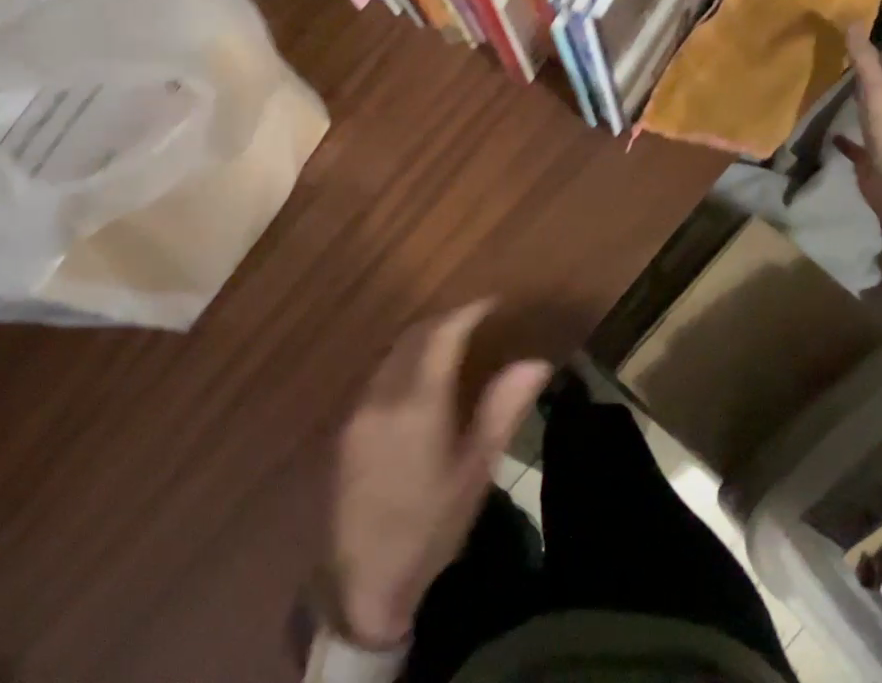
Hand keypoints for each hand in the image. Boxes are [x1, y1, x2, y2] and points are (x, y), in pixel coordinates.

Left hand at [317, 302, 550, 648]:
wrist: (364, 578)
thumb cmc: (431, 530)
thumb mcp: (476, 474)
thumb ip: (502, 411)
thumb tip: (535, 363)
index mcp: (416, 405)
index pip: (439, 336)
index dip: (466, 313)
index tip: (492, 303)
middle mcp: (380, 397)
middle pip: (410, 339)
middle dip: (443, 322)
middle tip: (477, 320)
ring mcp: (357, 411)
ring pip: (390, 355)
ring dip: (420, 341)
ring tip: (454, 343)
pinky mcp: (345, 427)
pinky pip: (377, 376)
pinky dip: (402, 364)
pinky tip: (420, 378)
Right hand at [836, 26, 881, 224]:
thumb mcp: (878, 95)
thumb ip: (865, 63)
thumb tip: (853, 24)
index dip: (879, 54)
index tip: (858, 38)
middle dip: (867, 78)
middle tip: (843, 61)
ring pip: (870, 116)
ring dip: (857, 105)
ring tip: (836, 92)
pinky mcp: (871, 160)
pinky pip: (856, 146)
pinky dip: (845, 139)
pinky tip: (832, 134)